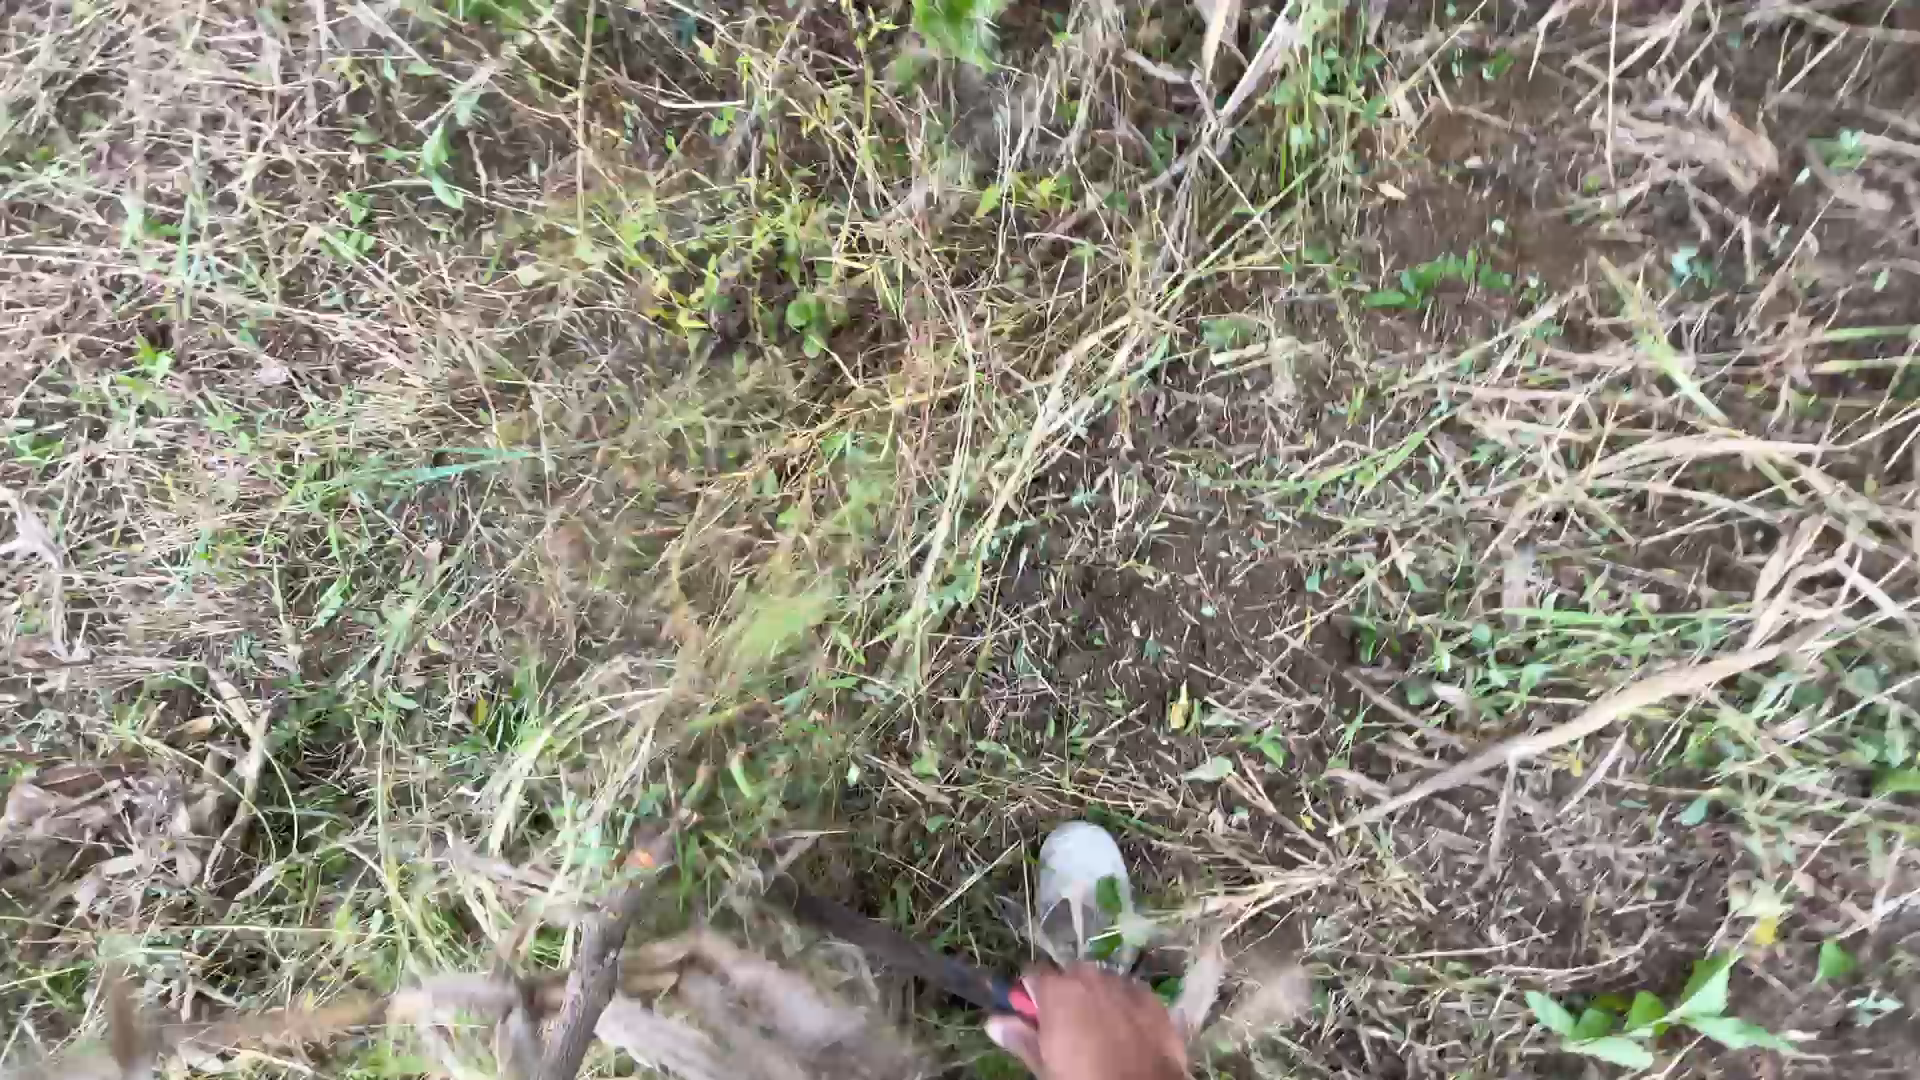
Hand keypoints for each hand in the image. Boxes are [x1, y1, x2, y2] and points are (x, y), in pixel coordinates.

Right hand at [985, 965, 1184, 1079]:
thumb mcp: (1046, 1069)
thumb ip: (1021, 1039)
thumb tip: (993, 1022)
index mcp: (1057, 990)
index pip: (1033, 975)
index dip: (1031, 995)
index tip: (1034, 1017)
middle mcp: (1088, 976)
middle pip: (1069, 977)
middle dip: (1066, 996)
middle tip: (1068, 1030)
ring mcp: (1121, 983)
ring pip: (1100, 982)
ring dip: (1096, 998)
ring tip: (1101, 1033)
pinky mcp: (1149, 998)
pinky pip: (1129, 993)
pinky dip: (1124, 1006)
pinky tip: (1127, 1032)